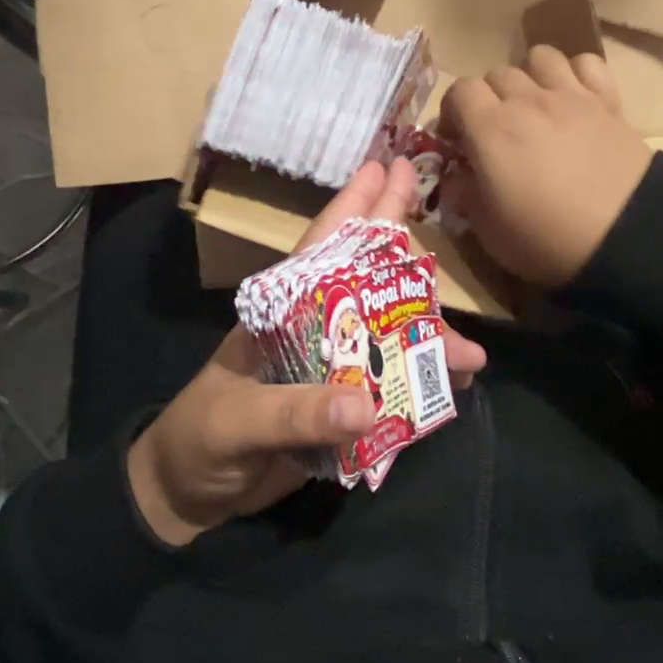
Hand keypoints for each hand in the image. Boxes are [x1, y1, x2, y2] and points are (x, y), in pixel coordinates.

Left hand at [128, 159, 488, 544]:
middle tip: (436, 207)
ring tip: (473, 352)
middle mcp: (313, 332)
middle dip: (402, 249)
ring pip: (388, 339)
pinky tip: (451, 392)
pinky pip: (390, 387)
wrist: (189, 495)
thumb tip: (366, 406)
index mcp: (281, 315)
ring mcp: (330, 369)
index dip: (352, 208)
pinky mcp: (340, 408)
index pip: (321, 250)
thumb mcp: (240, 421)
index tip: (384, 167)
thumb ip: (297, 411)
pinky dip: (420, 388)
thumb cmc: (200, 441)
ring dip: (427, 341)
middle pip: (365, 282)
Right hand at [439, 45, 652, 288]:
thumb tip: (457, 177)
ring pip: (539, 58)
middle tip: (495, 131)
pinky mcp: (608, 103)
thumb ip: (465, 196)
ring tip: (533, 107)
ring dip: (529, 77)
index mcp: (490, 129)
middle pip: (496, 74)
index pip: (459, 91)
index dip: (452, 112)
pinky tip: (573, 100)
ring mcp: (571, 97)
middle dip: (488, 98)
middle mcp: (527, 101)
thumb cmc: (546, 240)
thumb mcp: (489, 231)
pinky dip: (575, 74)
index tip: (457, 140)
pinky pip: (587, 64)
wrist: (625, 240)